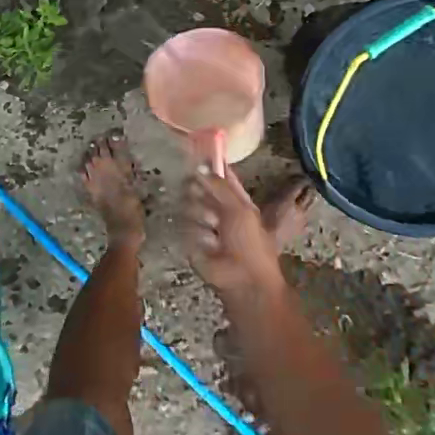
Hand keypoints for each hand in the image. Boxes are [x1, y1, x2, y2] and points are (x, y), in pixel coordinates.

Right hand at [182, 167, 284, 302]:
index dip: (211, 165)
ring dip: (203, 218)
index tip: (198, 154)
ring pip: (189, 206)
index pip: (220, 175)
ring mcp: (202, 224)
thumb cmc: (249, 243)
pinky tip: (209, 245)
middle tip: (209, 200)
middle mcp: (217, 208)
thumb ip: (220, 185)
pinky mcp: (190, 240)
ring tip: (215, 233)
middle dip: (202, 194)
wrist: (242, 280)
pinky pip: (185, 227)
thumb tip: (201, 166)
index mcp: (235, 199)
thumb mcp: (240, 208)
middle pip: (199, 188)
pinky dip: (198, 235)